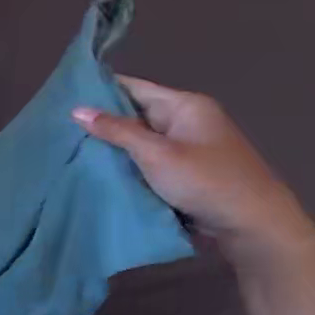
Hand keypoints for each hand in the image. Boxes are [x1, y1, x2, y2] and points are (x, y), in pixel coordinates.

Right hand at [73, 76, 314, 252]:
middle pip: (136, 115)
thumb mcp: (157, 154)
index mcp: (185, 106)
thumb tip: (77, 110)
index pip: (135, 87)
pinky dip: (128, 169)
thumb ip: (117, 131)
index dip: (102, 88)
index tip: (65, 95)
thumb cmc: (206, 182)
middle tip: (60, 129)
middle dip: (103, 122)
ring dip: (114, 149)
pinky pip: (149, 165)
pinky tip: (100, 175)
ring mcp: (187, 150)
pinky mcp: (185, 176)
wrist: (254, 227)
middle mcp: (186, 122)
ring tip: (70, 151)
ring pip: (141, 143)